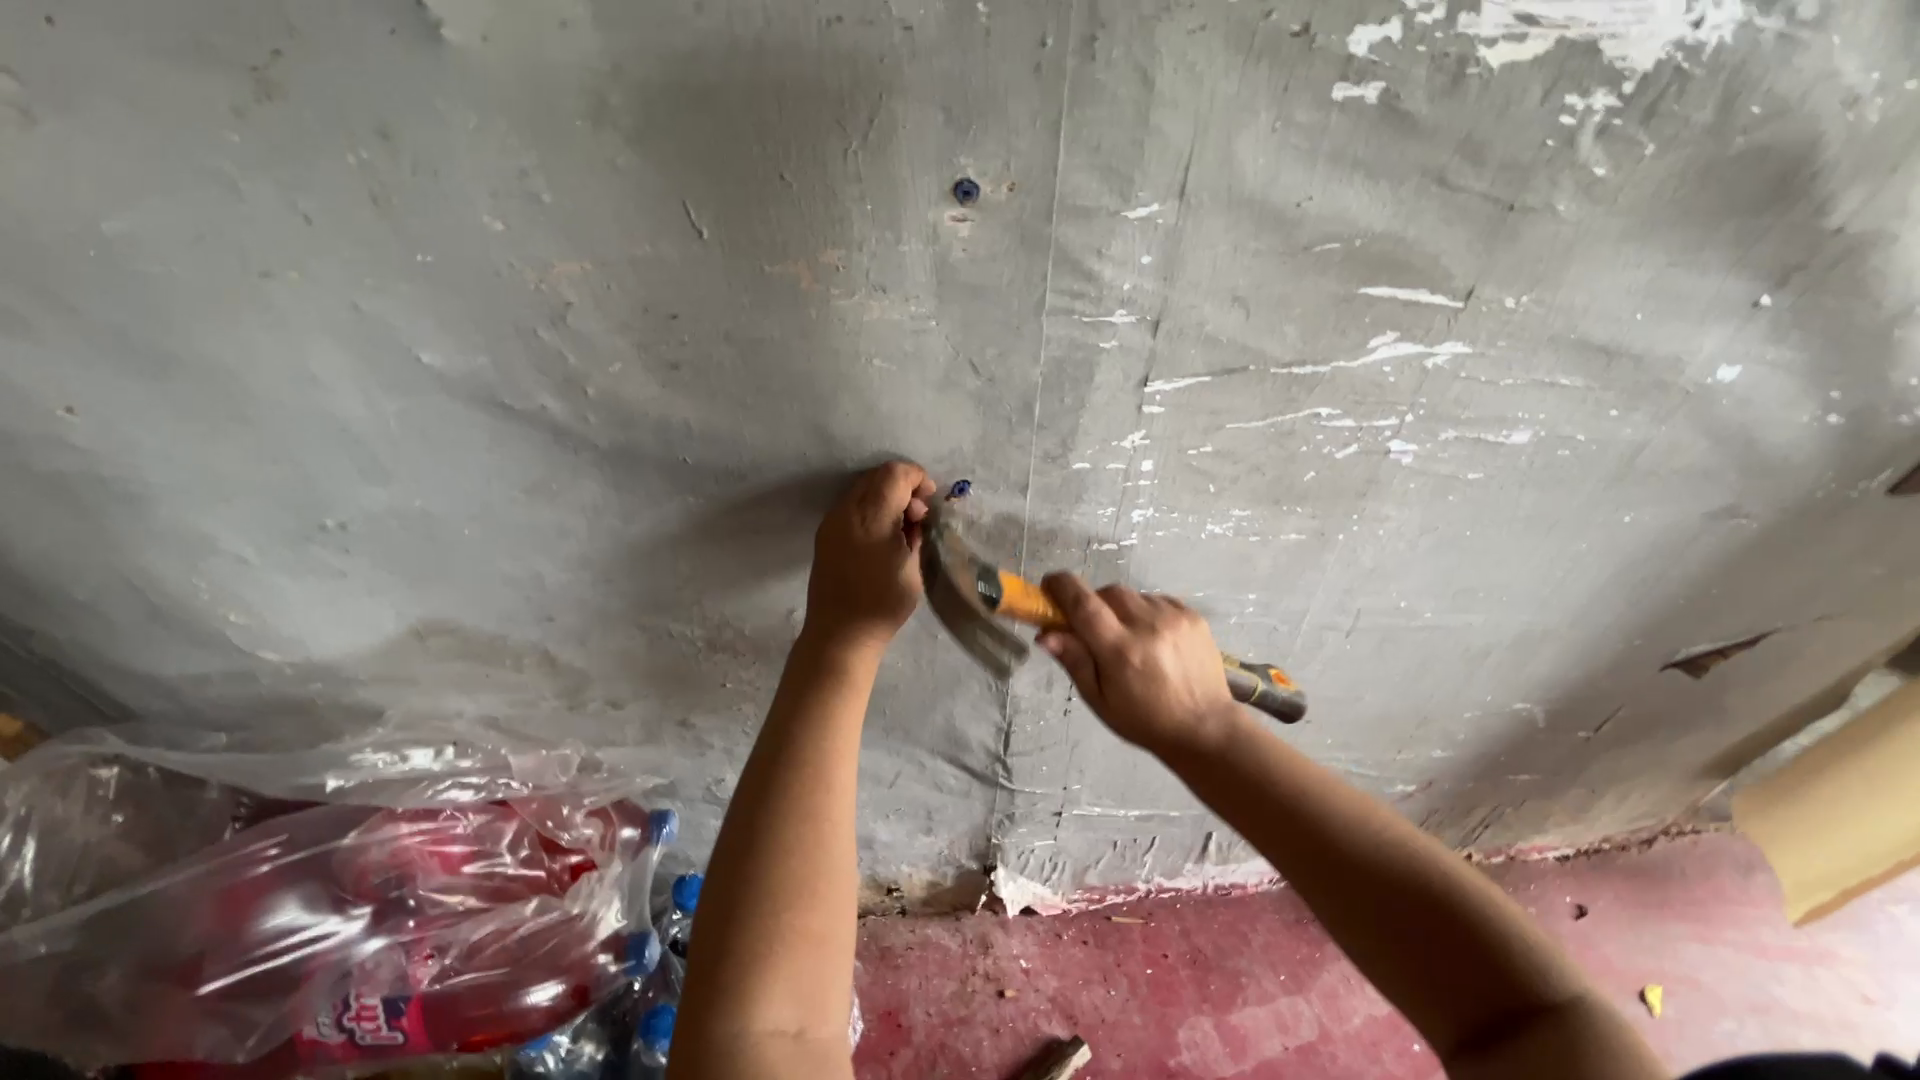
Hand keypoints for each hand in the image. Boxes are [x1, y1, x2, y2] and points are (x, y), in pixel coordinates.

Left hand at [802, 461, 934, 651]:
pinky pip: (852, 506)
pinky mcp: (825, 535)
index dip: (918, 478)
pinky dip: (872, 509)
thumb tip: (914, 514)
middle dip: (903, 486)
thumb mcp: (912, 567)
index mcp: (871, 517)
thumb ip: (915, 532)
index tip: (930, 501)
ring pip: (863, 489)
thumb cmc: (883, 604)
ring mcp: (831, 522)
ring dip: (887, 497)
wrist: (839, 635)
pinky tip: (883, 536)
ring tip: (902, 527)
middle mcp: (846, 512)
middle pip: (877, 476)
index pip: (895, 474)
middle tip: (919, 515)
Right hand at [1036, 573, 1243, 755]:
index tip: (1048, 585)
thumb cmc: (1144, 720)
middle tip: (1095, 630)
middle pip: (1107, 593)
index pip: (1083, 604)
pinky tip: (1152, 639)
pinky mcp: (1193, 616)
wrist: (1205, 727)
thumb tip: (1045, 633)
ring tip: (1130, 639)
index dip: (1061, 587)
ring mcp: (1174, 617)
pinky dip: (1146, 612)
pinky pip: (1157, 600)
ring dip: (1122, 609)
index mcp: (1120, 650)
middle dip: (1094, 604)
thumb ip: (1074, 661)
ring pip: (1133, 596)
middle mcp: (1147, 625)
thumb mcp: (1100, 699)